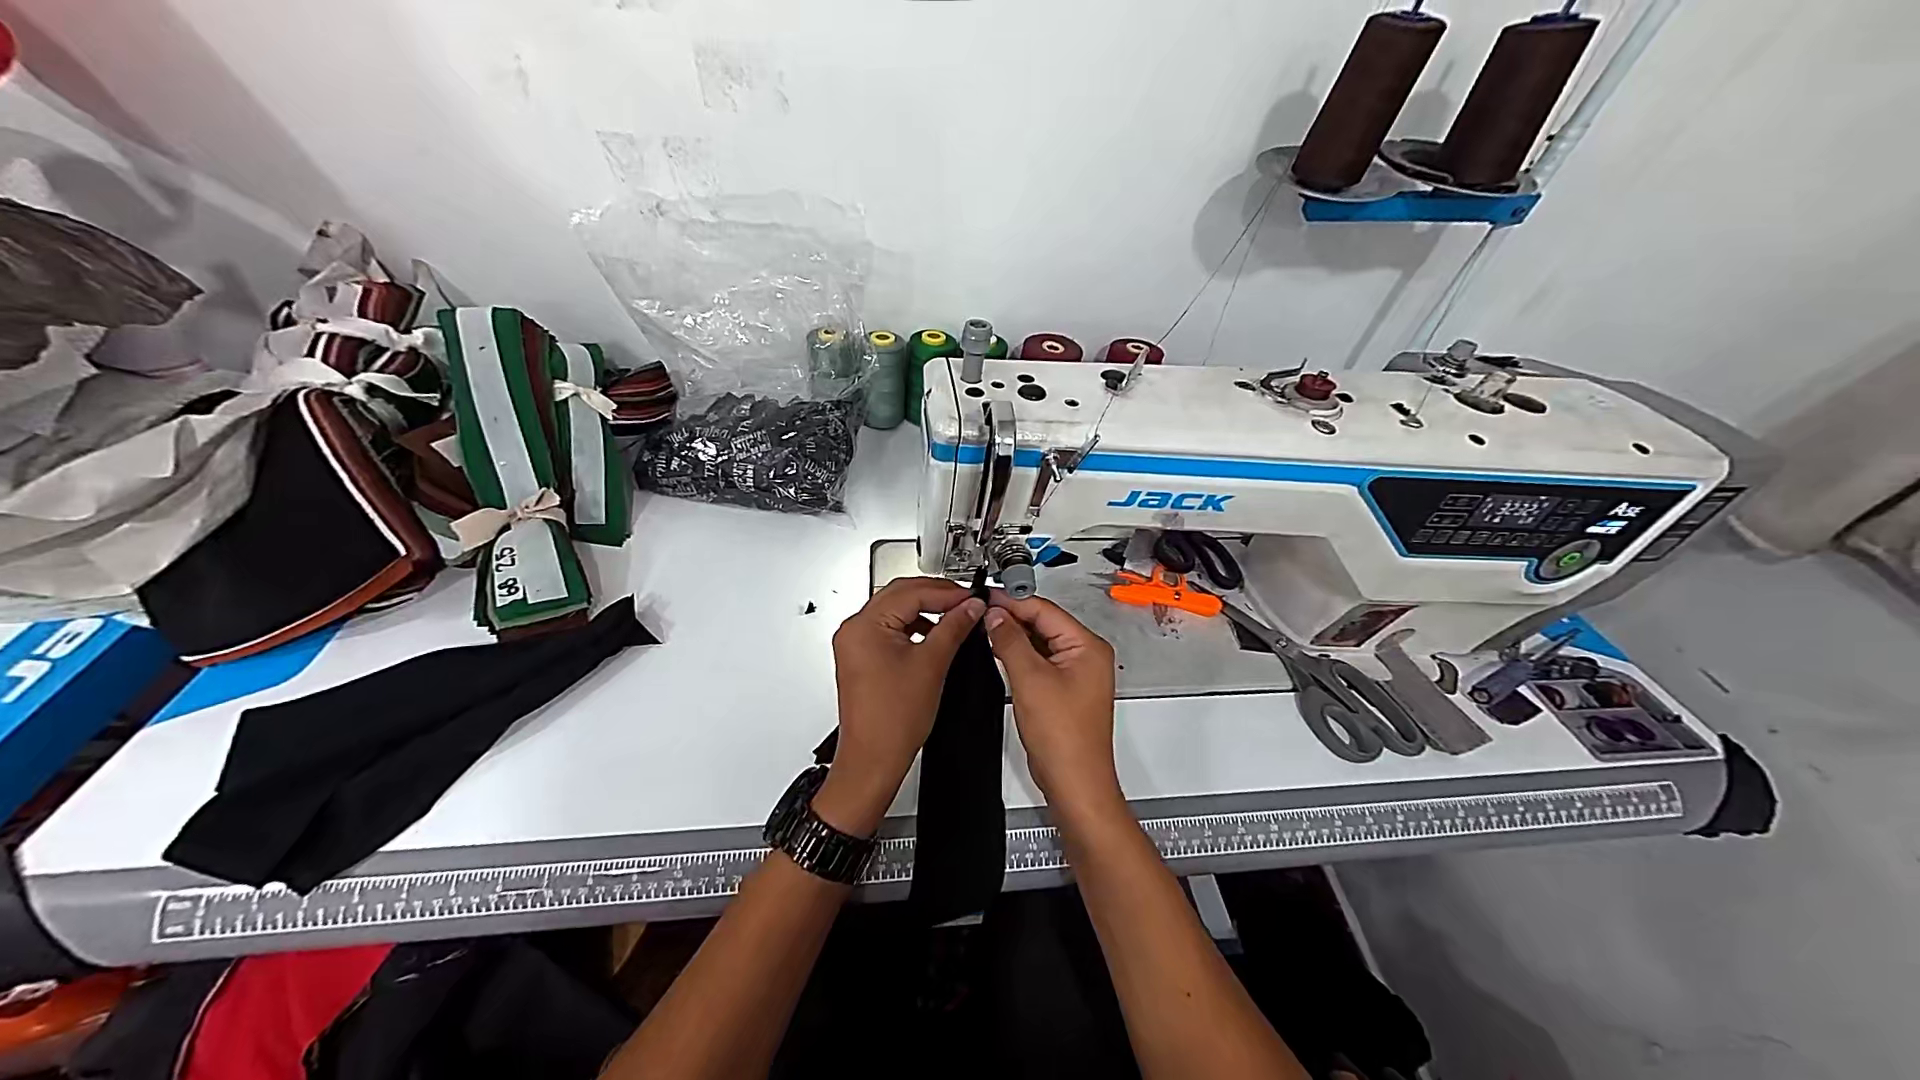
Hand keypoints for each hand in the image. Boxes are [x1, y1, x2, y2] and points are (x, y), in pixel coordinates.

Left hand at [817, 577, 984, 836]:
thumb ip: (954, 628)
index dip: (946, 593)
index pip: (911, 592)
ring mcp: (856, 644)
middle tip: (965, 600)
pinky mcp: (862, 657)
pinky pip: (890, 629)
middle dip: (936, 596)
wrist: (874, 758)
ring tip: (955, 616)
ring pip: (895, 610)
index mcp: (865, 626)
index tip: (969, 597)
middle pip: (900, 595)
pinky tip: (935, 634)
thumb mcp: (932, 664)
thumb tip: (969, 607)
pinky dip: (915, 626)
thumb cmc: (890, 722)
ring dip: (926, 609)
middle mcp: (854, 631)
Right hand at [981, 593, 1123, 825]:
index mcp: (1087, 647)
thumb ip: (1011, 642)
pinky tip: (1000, 653)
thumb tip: (997, 617)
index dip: (1013, 602)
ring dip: (1014, 636)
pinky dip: (1019, 655)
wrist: (1074, 781)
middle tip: (982, 613)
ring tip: (986, 630)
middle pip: (1044, 623)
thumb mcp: (1030, 679)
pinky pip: (1039, 661)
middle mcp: (1086, 656)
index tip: (988, 598)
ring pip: (1040, 642)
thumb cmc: (1067, 740)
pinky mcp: (1064, 689)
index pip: (1045, 610)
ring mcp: (1076, 674)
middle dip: (1012, 617)